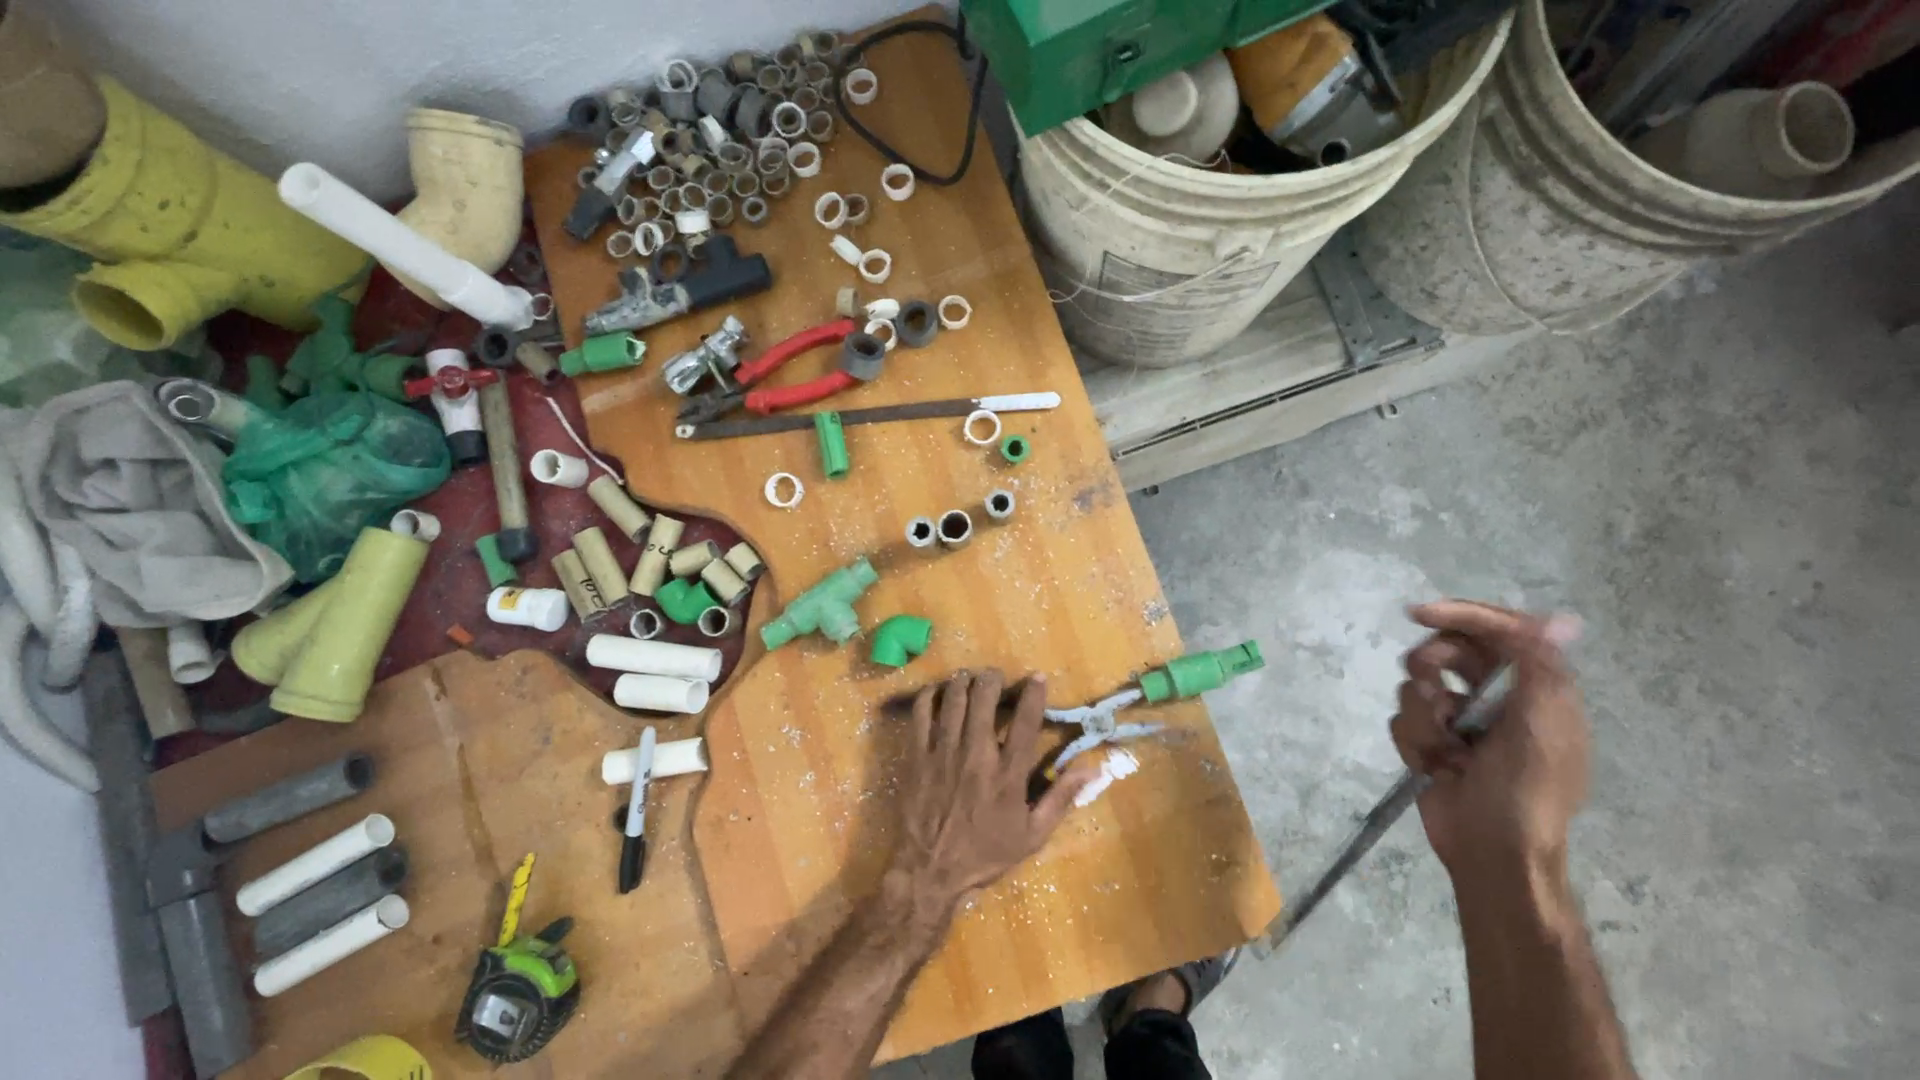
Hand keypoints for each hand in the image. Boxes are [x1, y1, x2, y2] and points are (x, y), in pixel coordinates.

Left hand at [888, 670, 1098, 919]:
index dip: (1033, 694)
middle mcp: (976, 756)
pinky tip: (937, 692)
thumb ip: (1061, 798)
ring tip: (969, 677)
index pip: (1025, 722)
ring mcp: (942, 753)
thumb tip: (1094, 769)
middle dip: (992, 679)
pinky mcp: (916, 757)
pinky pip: (920, 714)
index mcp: (1007, 775)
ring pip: (953, 700)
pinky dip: (930, 696)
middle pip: (984, 699)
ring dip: (963, 681)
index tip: (1037, 677)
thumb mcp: (1032, 835)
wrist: (929, 871)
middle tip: (995, 676)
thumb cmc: (985, 854)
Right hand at [1390, 601, 1588, 884]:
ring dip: (1424, 718)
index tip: (1418, 614)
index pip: (1499, 630)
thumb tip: (1559, 618)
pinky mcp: (1433, 744)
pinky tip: (1435, 768)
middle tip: (1431, 694)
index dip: (1460, 614)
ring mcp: (1463, 722)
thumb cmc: (1526, 792)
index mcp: (1535, 689)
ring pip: (1418, 688)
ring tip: (1445, 750)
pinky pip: (1405, 721)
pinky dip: (1414, 742)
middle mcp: (1498, 699)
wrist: (1493, 853)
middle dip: (1430, 668)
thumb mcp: (1543, 726)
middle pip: (1450, 651)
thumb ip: (1542, 667)